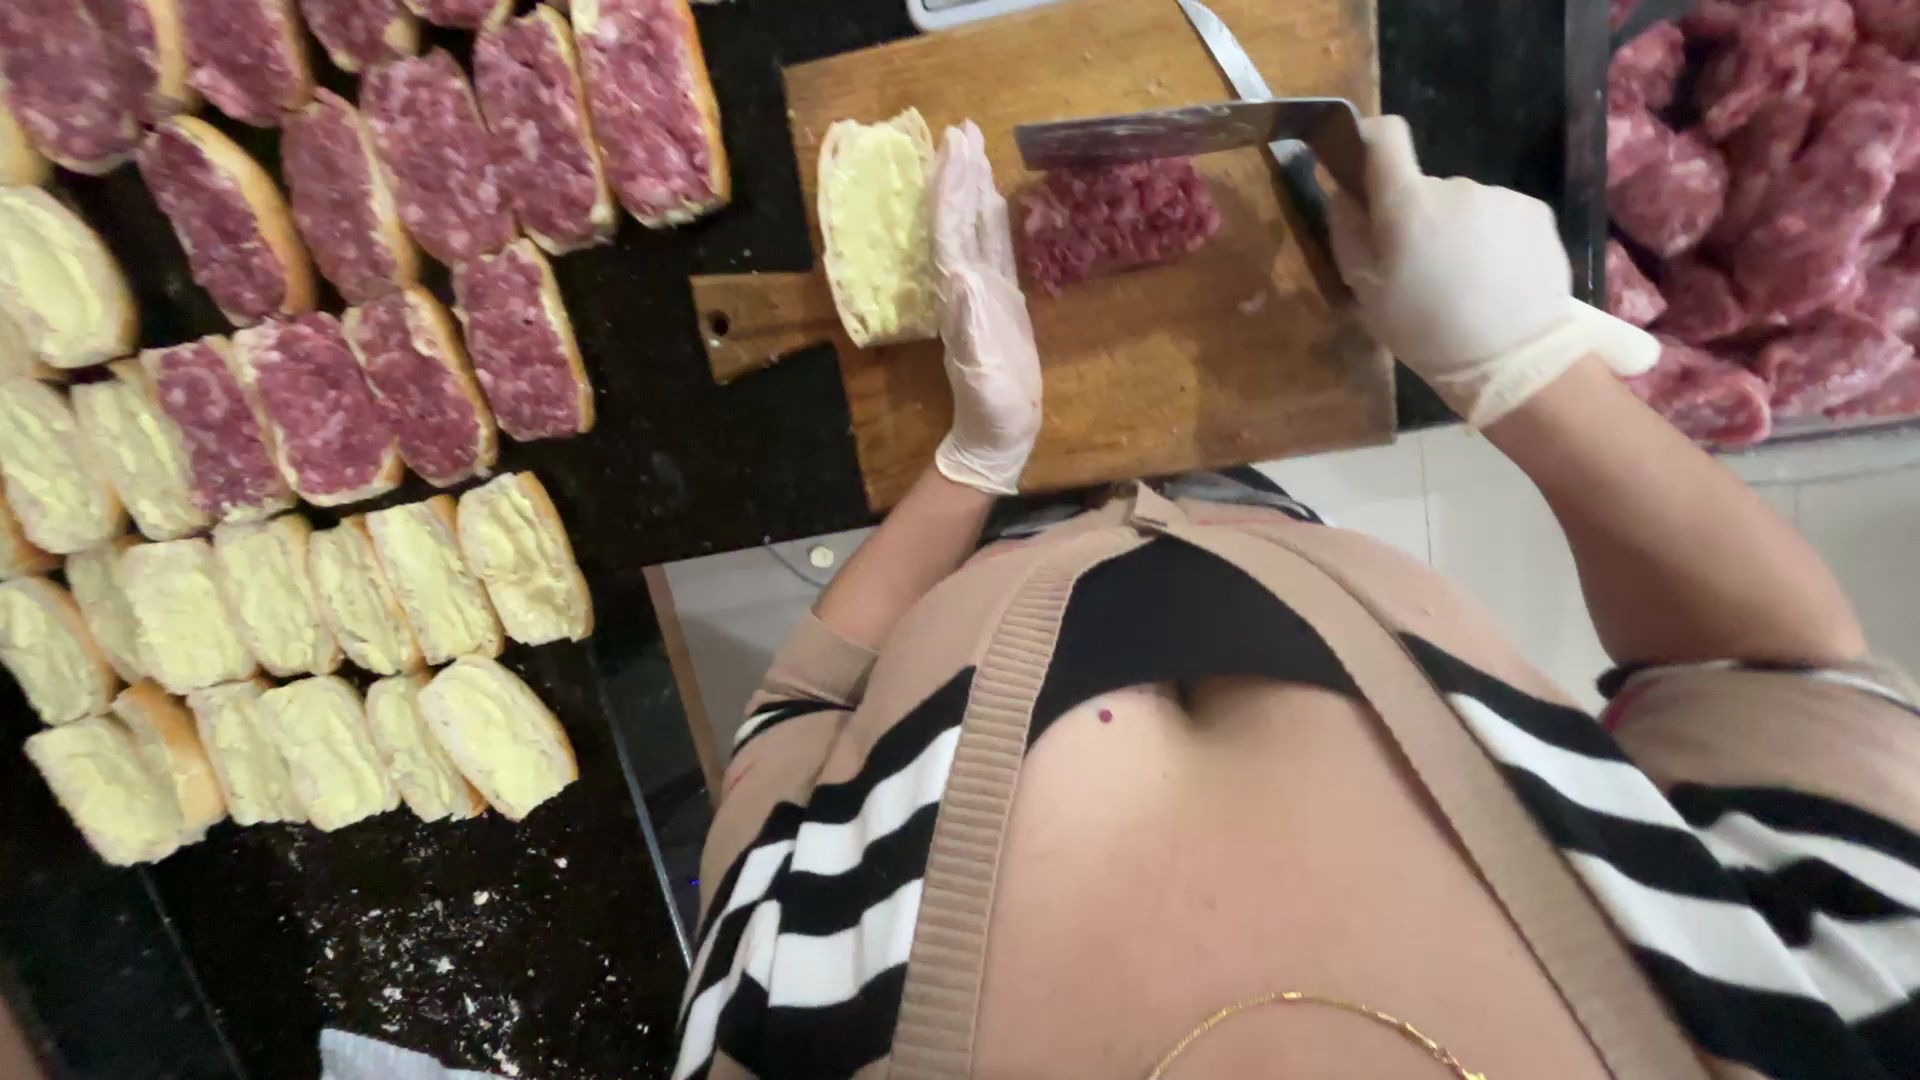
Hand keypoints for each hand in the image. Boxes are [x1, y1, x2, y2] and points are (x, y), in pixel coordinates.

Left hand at [928, 121, 1041, 495]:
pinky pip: (996, 252)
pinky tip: (995, 200)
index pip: (949, 235)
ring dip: (972, 190)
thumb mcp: (983, 372)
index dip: (949, 193)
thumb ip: (971, 329)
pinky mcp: (1003, 303)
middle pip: (957, 223)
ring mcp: (984, 294)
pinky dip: (993, 222)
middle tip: (962, 130)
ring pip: (975, 231)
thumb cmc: (994, 410)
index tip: (952, 149)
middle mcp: (965, 288)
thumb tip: (960, 277)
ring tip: (974, 149)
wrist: (998, 433)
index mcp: (960, 300)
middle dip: (958, 177)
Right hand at [1330, 115, 1657, 425]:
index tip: (1356, 166)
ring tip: (1453, 280)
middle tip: (1410, 268)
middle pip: (1418, 187)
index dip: (1365, 142)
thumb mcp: (1366, 291)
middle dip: (1409, 216)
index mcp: (1408, 206)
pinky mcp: (1533, 211)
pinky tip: (1485, 278)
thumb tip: (1343, 193)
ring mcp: (1499, 196)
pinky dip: (1482, 239)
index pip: (1386, 137)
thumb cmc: (1422, 328)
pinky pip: (1492, 216)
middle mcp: (1455, 187)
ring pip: (1457, 205)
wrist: (1510, 354)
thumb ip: (1349, 235)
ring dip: (1447, 230)